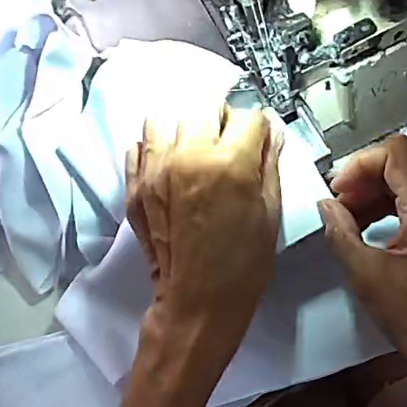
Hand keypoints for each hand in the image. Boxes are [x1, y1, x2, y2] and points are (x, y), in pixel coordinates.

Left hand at [126, 107, 282, 337]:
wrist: (197, 300)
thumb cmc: (241, 265)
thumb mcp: (270, 212)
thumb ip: (269, 164)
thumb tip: (271, 134)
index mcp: (229, 163)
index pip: (249, 116)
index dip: (259, 128)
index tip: (259, 139)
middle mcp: (189, 157)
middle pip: (205, 107)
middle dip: (221, 120)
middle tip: (228, 143)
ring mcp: (156, 170)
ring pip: (166, 119)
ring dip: (184, 129)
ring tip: (195, 151)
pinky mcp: (135, 185)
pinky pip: (141, 146)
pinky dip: (157, 149)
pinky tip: (172, 167)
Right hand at [318, 135, 406, 384]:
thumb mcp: (367, 275)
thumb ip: (341, 233)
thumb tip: (326, 205)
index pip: (396, 153)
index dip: (360, 163)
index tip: (337, 191)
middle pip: (401, 166)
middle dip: (362, 180)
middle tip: (335, 208)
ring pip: (406, 185)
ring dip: (372, 196)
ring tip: (345, 221)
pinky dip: (386, 210)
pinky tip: (365, 230)